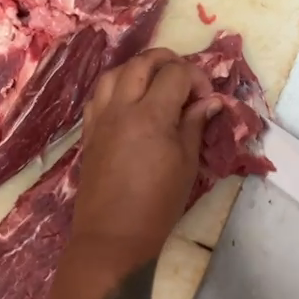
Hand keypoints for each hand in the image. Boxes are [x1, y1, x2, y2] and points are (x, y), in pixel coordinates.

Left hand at [70, 48, 218, 261]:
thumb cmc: (158, 205)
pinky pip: (99, 94)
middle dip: (168, 61)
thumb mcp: (187, 164)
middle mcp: (122, 108)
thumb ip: (195, 125)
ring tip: (156, 83)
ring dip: (139, 69)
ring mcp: (100, 118)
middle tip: (185, 79)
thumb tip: (210, 101)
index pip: (175, 74)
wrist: (112, 237)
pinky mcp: (89, 131)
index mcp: (151, 116)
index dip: (196, 78)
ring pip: (115, 72)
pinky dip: (116, 86)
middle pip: (142, 62)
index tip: (206, 98)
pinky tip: (130, 101)